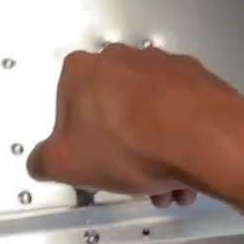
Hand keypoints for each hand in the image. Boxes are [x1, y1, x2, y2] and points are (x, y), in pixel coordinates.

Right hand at [27, 44, 243, 206]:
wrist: (202, 137)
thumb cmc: (127, 145)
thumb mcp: (64, 165)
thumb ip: (43, 161)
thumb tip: (41, 162)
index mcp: (81, 69)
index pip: (68, 108)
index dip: (80, 142)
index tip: (94, 165)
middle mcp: (121, 57)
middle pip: (111, 112)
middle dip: (122, 150)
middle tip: (133, 182)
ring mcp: (162, 64)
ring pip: (148, 114)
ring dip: (153, 150)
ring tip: (167, 185)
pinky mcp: (197, 77)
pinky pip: (180, 111)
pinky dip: (179, 138)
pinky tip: (186, 169)